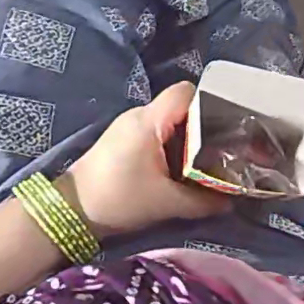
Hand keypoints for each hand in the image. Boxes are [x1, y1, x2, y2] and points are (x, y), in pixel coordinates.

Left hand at [60, 82, 232, 236]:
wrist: (72, 211)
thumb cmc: (119, 200)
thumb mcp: (166, 204)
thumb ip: (203, 201)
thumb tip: (231, 200)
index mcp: (149, 121)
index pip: (187, 92)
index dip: (210, 104)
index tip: (228, 127)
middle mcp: (138, 116)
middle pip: (181, 107)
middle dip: (204, 126)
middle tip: (224, 149)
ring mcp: (128, 127)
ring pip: (169, 122)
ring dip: (188, 139)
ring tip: (207, 161)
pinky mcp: (123, 140)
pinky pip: (156, 133)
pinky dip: (172, 147)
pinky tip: (183, 168)